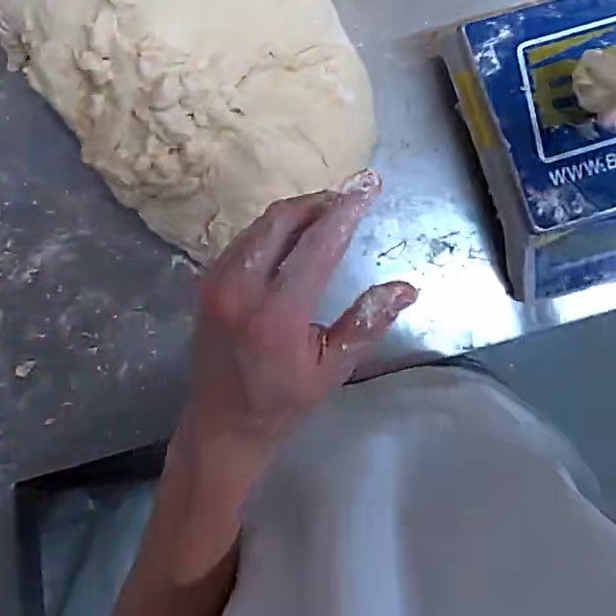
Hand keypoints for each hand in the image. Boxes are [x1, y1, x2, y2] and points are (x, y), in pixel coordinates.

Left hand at [178, 172, 417, 480]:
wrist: (217, 429)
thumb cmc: (281, 404)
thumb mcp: (332, 370)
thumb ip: (367, 322)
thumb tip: (408, 288)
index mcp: (275, 314)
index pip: (317, 244)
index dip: (346, 210)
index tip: (369, 186)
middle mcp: (240, 288)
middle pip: (283, 218)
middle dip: (322, 200)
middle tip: (352, 194)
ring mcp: (217, 281)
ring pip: (262, 223)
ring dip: (299, 209)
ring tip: (332, 208)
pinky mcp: (208, 281)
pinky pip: (247, 236)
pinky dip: (276, 225)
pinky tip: (298, 231)